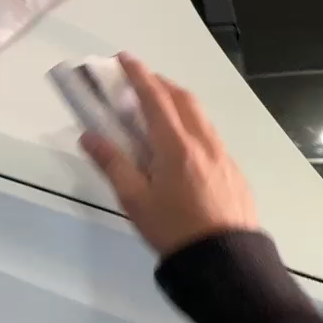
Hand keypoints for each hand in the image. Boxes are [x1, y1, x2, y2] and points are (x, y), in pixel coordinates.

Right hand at [80, 53, 258, 258]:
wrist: (228, 264)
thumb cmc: (174, 228)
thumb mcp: (134, 199)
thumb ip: (112, 163)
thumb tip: (89, 135)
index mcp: (176, 146)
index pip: (155, 98)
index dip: (138, 75)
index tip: (123, 58)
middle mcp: (203, 144)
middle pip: (183, 100)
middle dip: (160, 83)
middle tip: (138, 80)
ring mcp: (223, 158)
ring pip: (200, 116)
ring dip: (177, 102)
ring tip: (157, 108)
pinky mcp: (234, 174)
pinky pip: (210, 136)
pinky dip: (190, 124)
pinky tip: (179, 144)